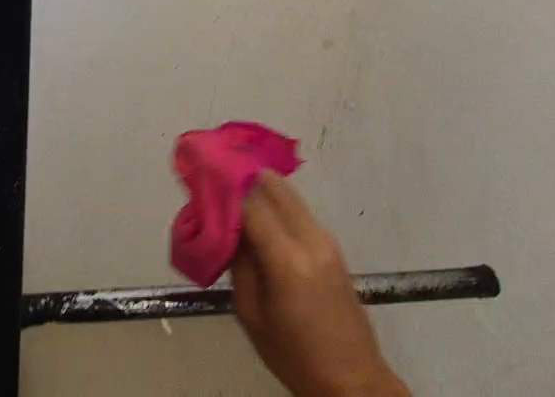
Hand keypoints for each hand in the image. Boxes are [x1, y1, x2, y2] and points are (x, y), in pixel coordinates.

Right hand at [233, 173, 410, 396]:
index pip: (250, 204)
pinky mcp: (332, 245)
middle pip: (273, 185)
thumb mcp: (251, 314)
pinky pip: (298, 210)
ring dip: (260, 189)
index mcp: (287, 260)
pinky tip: (258, 219)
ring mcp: (326, 239)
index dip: (223, 188)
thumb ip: (238, 263)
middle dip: (243, 179)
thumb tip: (226, 226)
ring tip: (233, 199)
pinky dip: (275, 204)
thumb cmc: (294, 356)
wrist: (353, 379)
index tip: (201, 183)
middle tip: (217, 185)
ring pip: (288, 194)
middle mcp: (310, 239)